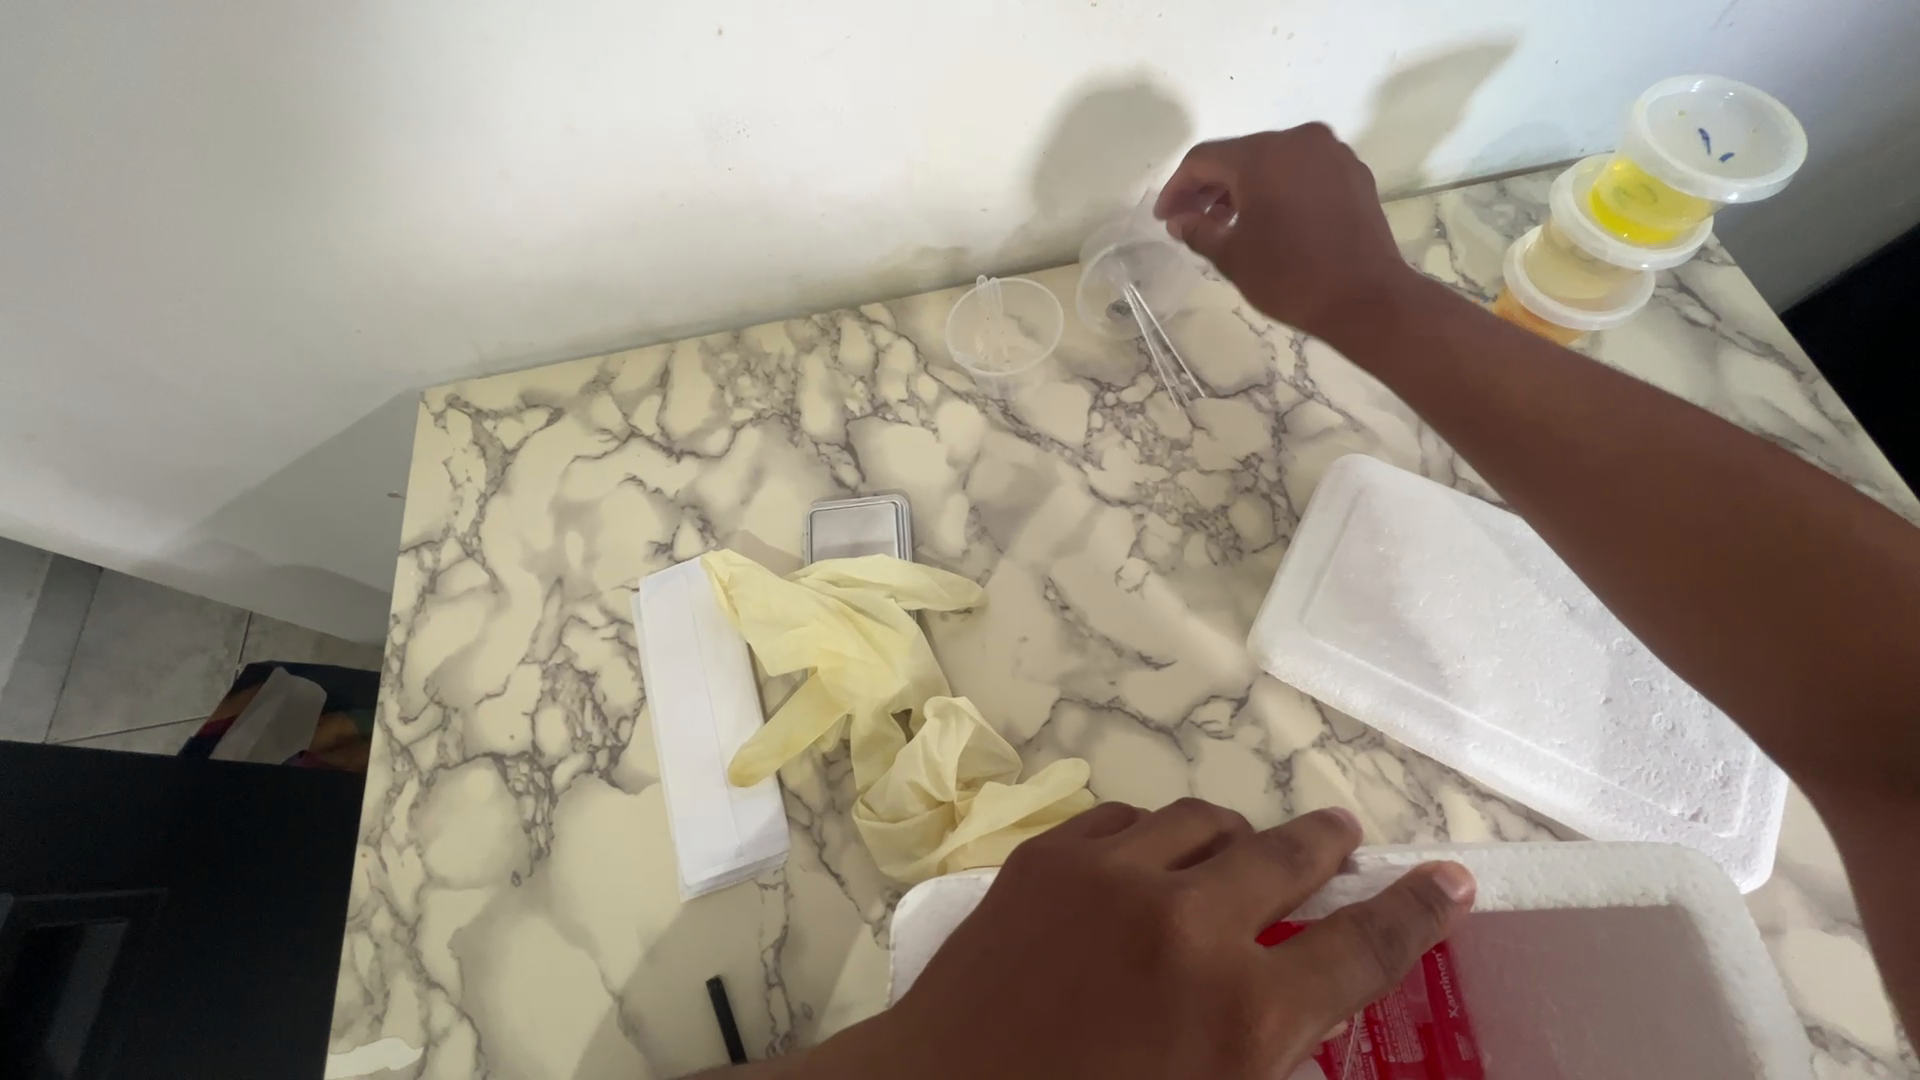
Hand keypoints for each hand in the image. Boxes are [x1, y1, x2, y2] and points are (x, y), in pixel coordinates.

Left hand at [856, 799, 1474, 1079]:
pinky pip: (1124, 819)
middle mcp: (1183, 923)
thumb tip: (1292, 1000)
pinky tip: (1149, 855)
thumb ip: (1263, 1044)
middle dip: (1324, 844)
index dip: (1412, 911)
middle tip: (1342, 835)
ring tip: (1242, 848)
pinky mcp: (1048, 853)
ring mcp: (1108, 874)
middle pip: (1283, 857)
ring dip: (1233, 835)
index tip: (1446, 876)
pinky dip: (1153, 835)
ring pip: (1201, 820)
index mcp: (1238, 1014)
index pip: (1356, 948)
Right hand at [1155, 125, 1422, 340]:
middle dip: (1209, 188)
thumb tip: (1180, 221)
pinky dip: (1275, 190)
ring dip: (1242, 189)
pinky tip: (1266, 221)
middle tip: (1188, 222)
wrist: (1363, 296)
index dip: (1176, 188)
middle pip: (1239, 156)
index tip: (1164, 218)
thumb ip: (1198, 231)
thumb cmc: (1289, 276)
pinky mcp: (1351, 172)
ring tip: (1224, 225)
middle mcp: (1297, 140)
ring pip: (1271, 162)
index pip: (1203, 160)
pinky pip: (1300, 172)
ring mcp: (1330, 153)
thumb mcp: (1231, 257)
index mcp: (1262, 156)